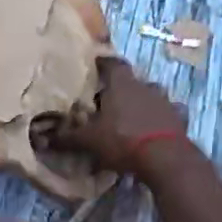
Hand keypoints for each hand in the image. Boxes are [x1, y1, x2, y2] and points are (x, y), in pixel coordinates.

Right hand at [59, 58, 189, 172]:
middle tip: (109, 97)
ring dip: (142, 101)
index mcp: (122, 85)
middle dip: (121, 87)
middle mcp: (146, 87)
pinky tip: (155, 126)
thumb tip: (42, 138)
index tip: (95, 64)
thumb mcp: (87, 140)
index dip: (103, 63)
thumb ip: (66, 137)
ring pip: (151, 95)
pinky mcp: (180, 119)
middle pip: (132, 80)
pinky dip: (161, 117)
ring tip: (131, 114)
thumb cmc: (121, 140)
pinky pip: (169, 113)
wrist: (165, 159)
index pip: (112, 64)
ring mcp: (166, 102)